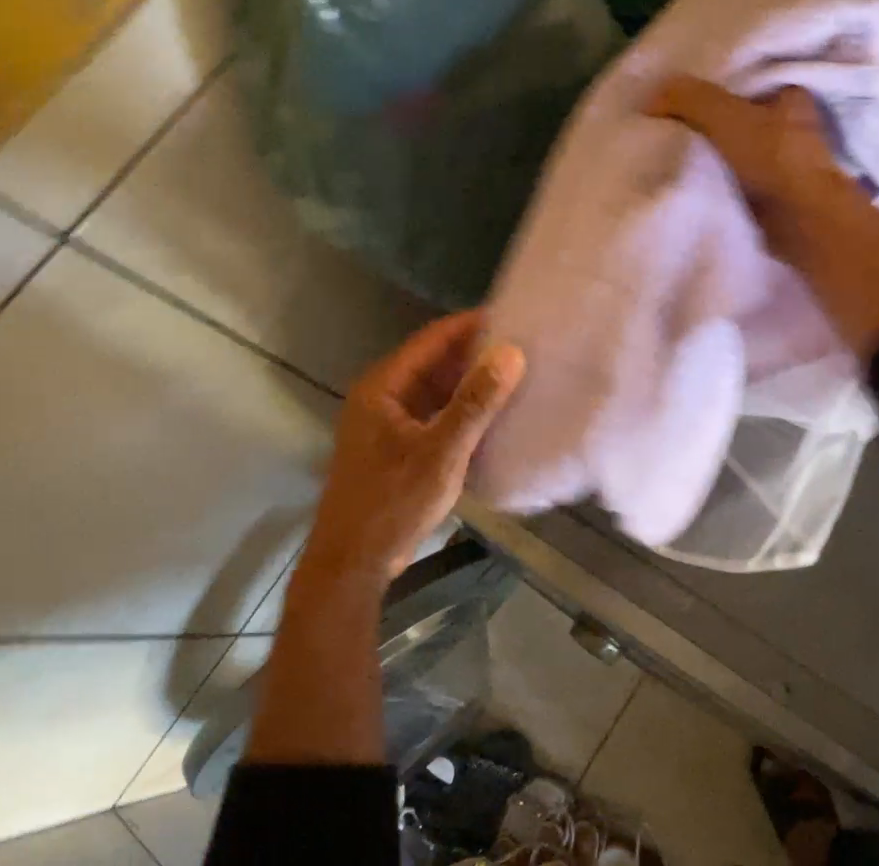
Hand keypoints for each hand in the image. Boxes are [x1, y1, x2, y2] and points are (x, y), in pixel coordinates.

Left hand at [302, 310, 525, 583]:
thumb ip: (475, 402)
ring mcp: (387, 423)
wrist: (353, 563)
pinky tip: (495, 415)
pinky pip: (435, 415)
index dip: (472, 325)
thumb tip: (511, 352)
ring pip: (436, 390)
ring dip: (471, 383)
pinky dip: (462, 411)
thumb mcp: (441, 452)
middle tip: (526, 345)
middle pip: (434, 361)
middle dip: (476, 353)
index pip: (433, 338)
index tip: (515, 315)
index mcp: (383, 386)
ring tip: (518, 375)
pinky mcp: (397, 447)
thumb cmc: (392, 503)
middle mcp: (382, 396)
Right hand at [648, 75, 878, 358]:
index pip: (746, 81)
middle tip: (668, 125)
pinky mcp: (775, 195)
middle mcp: (792, 126)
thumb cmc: (773, 157)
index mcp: (791, 96)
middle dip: (708, 123)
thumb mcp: (724, 115)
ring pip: (736, 149)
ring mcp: (784, 164)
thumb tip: (651, 98)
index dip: (713, 84)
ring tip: (672, 153)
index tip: (680, 96)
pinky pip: (735, 178)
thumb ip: (688, 98)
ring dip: (711, 154)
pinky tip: (691, 179)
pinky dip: (717, 179)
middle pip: (738, 117)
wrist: (801, 222)